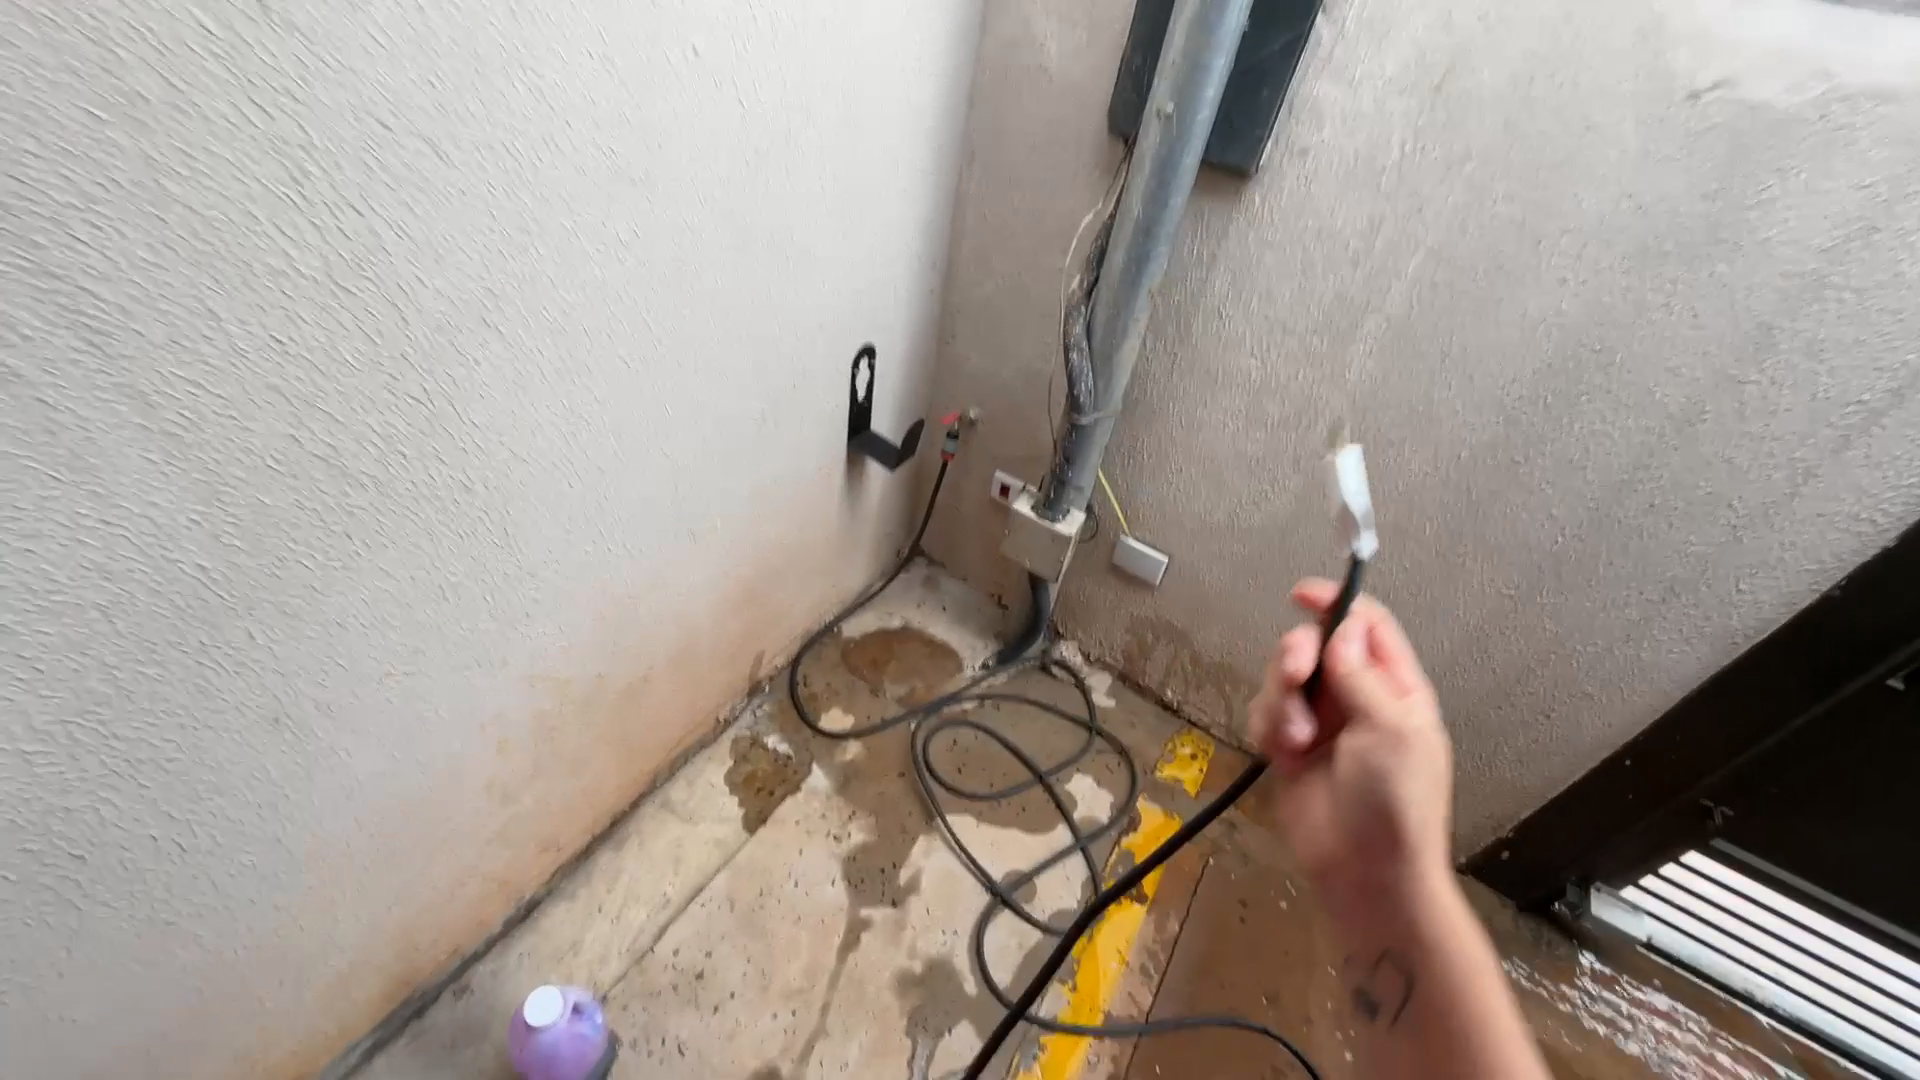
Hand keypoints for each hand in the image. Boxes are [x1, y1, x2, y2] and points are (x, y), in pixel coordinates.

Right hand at [1246, 579, 1453, 917]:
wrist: (1362, 871)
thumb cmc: (1393, 803)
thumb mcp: (1391, 731)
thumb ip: (1361, 674)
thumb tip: (1341, 626)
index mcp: (1395, 688)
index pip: (1366, 627)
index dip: (1337, 604)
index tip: (1301, 594)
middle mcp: (1355, 697)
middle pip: (1314, 647)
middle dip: (1296, 658)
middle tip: (1293, 676)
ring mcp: (1320, 721)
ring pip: (1282, 678)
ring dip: (1281, 703)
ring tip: (1294, 741)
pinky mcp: (1287, 743)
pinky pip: (1264, 712)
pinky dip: (1267, 727)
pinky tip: (1282, 754)